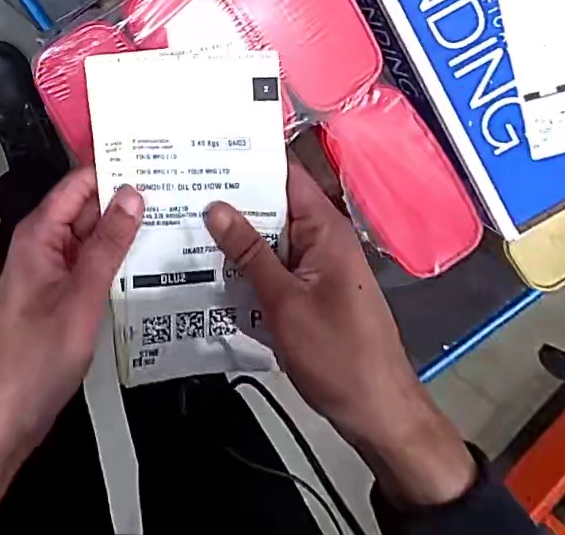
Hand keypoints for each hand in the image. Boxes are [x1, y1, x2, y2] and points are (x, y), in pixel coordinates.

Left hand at [0, 168, 141, 534]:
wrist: (6, 420)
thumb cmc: (34, 360)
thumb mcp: (82, 296)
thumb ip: (108, 244)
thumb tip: (132, 195)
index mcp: (39, 234)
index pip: (79, 182)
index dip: (114, 167)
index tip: (153, 159)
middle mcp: (44, 243)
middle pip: (88, 205)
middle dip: (126, 197)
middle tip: (175, 188)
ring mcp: (53, 267)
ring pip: (94, 234)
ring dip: (125, 228)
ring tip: (173, 216)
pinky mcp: (62, 290)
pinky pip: (92, 260)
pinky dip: (118, 256)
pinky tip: (150, 257)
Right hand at [206, 162, 475, 508]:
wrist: (380, 413)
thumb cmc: (338, 355)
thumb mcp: (285, 302)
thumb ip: (249, 253)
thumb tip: (216, 207)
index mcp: (324, 229)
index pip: (286, 176)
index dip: (250, 161)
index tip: (209, 151)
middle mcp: (322, 238)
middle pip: (274, 205)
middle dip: (233, 199)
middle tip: (184, 188)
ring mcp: (317, 264)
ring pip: (271, 237)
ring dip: (237, 234)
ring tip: (187, 221)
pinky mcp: (311, 289)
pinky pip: (275, 264)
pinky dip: (248, 264)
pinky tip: (213, 267)